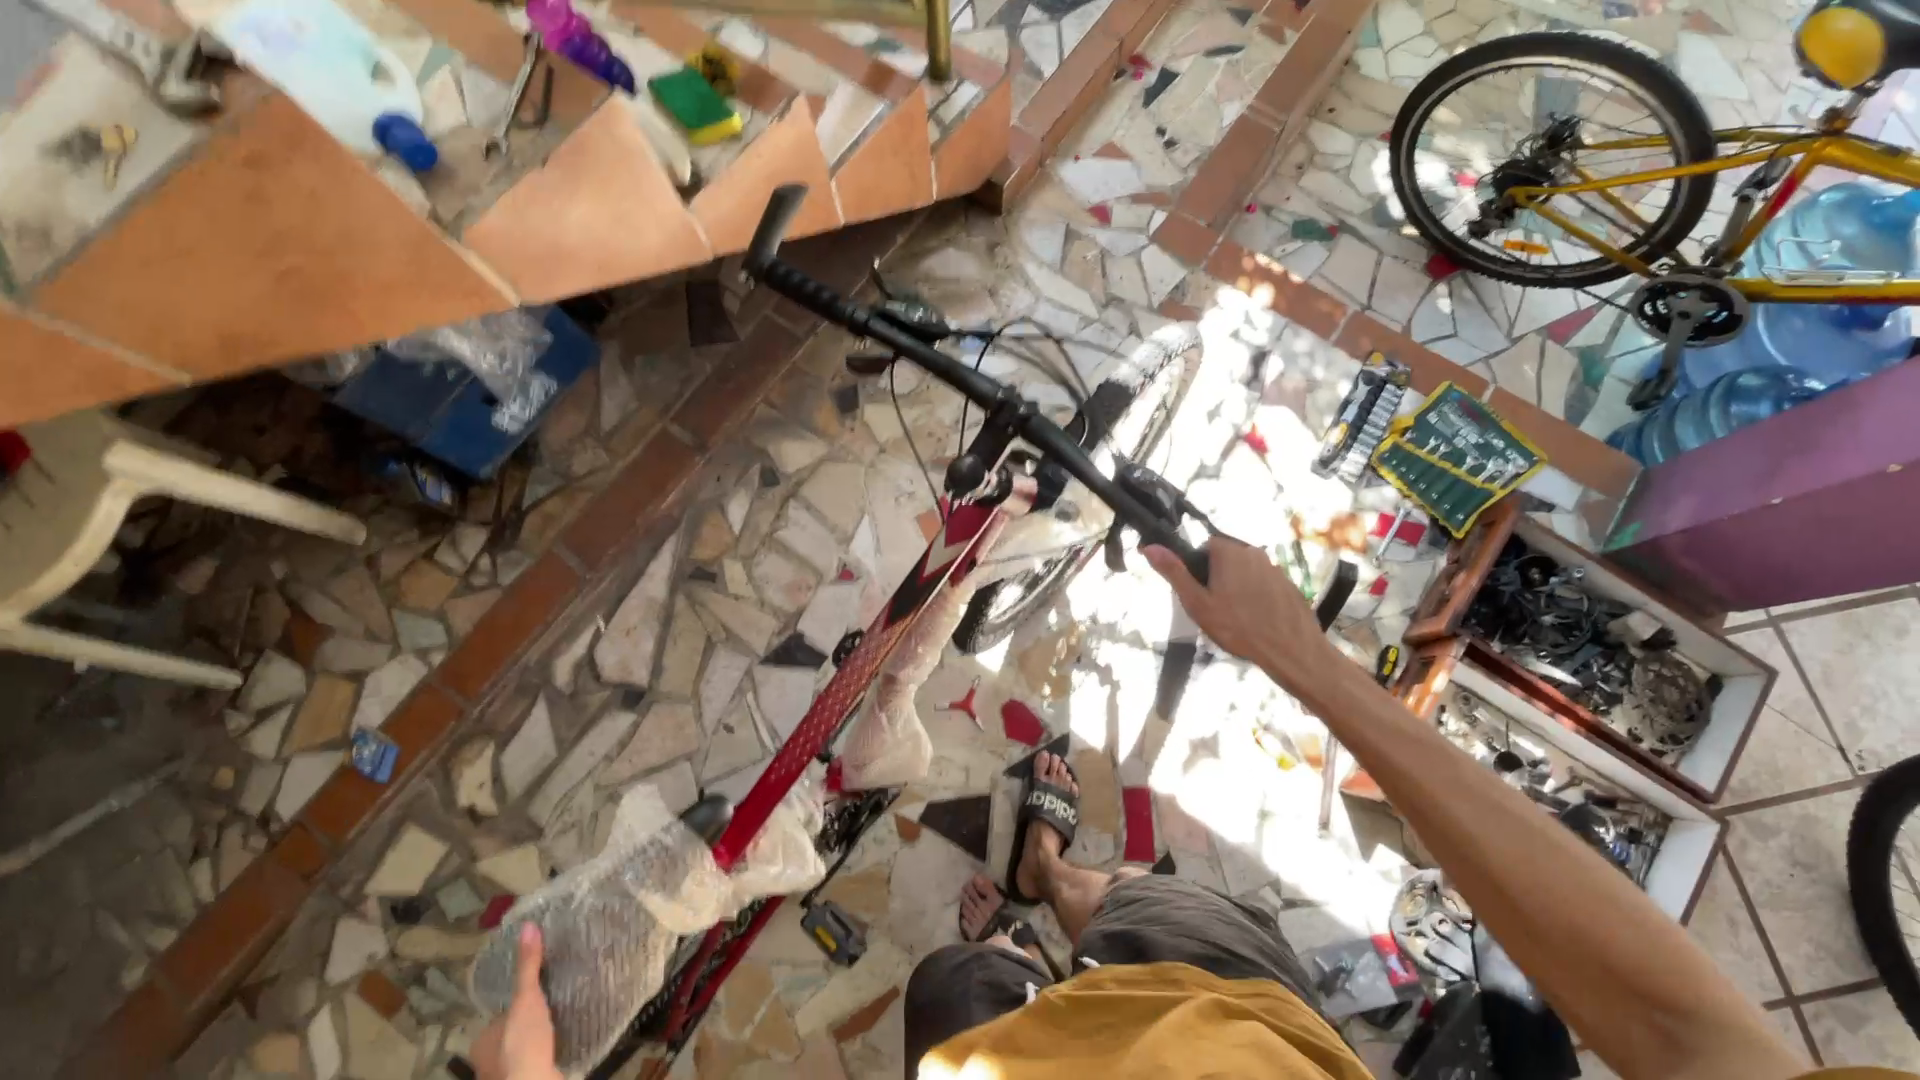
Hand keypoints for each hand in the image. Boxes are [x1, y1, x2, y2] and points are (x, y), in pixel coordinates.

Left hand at [472, 924, 562, 1079]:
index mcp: (481, 1040)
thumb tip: (528, 925)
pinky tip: (559, 1052)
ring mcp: (504, 1077)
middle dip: (527, 1028)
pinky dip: (545, 1060)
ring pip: (520, 1054)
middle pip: (509, 1036)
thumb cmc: (522, 1042)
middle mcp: (485, 1063)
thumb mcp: (527, 999)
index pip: (500, 1018)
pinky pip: (534, 1067)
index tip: (539, 1000)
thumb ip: (528, 967)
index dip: (518, 1008)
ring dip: (536, 1046)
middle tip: (552, 1013)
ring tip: (559, 1030)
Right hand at [1143, 537, 1340, 689]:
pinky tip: (1258, 621)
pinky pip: (1265, 585)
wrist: (1291, 650)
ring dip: (1238, 589)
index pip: (1205, 547)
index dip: (1198, 569)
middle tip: (1215, 610)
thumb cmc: (1238, 627)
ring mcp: (1275, 568)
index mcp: (1230, 552)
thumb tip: (1149, 547)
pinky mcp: (1289, 585)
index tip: (1199, 593)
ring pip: (1246, 573)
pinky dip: (1258, 598)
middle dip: (1218, 579)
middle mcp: (1254, 552)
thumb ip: (1174, 573)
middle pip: (1226, 560)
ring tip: (1237, 619)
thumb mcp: (1198, 603)